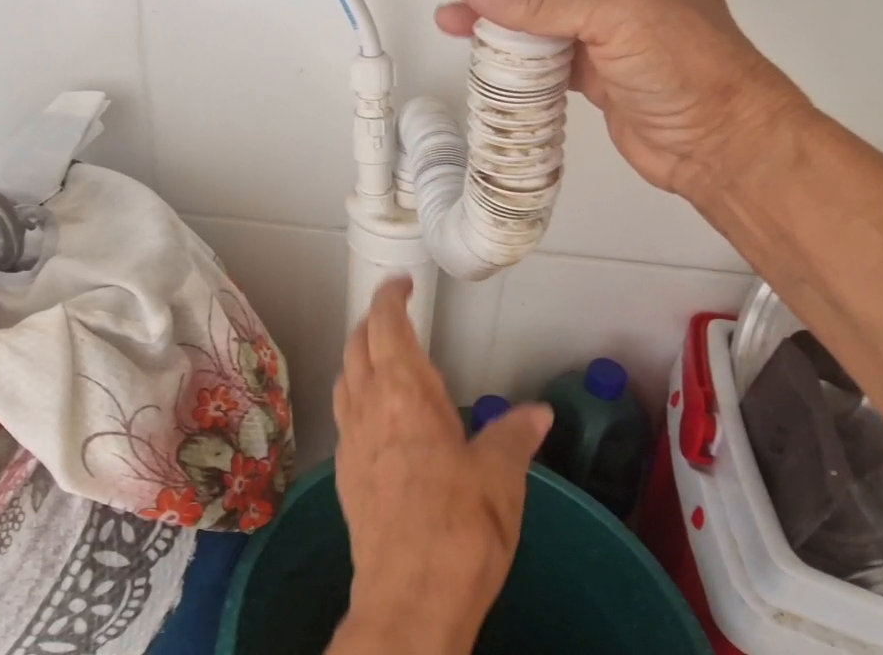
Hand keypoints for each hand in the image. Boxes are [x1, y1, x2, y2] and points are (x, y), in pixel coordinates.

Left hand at [329, 278, 550, 654]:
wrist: (409, 599)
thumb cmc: (460, 527)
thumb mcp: (501, 476)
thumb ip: (514, 436)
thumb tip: (537, 413)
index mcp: (404, 393)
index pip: (386, 326)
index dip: (390, 298)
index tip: (401, 284)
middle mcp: (368, 407)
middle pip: (356, 346)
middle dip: (372, 322)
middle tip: (394, 314)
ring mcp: (350, 442)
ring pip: (345, 379)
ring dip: (359, 357)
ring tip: (383, 356)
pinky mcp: (345, 475)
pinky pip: (345, 416)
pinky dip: (357, 397)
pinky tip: (378, 416)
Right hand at [435, 0, 809, 196]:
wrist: (719, 145)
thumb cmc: (700, 69)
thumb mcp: (616, 12)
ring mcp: (607, 31)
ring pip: (541, 12)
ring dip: (499, 14)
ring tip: (459, 14)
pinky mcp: (593, 71)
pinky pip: (542, 56)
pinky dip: (512, 56)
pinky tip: (487, 54)